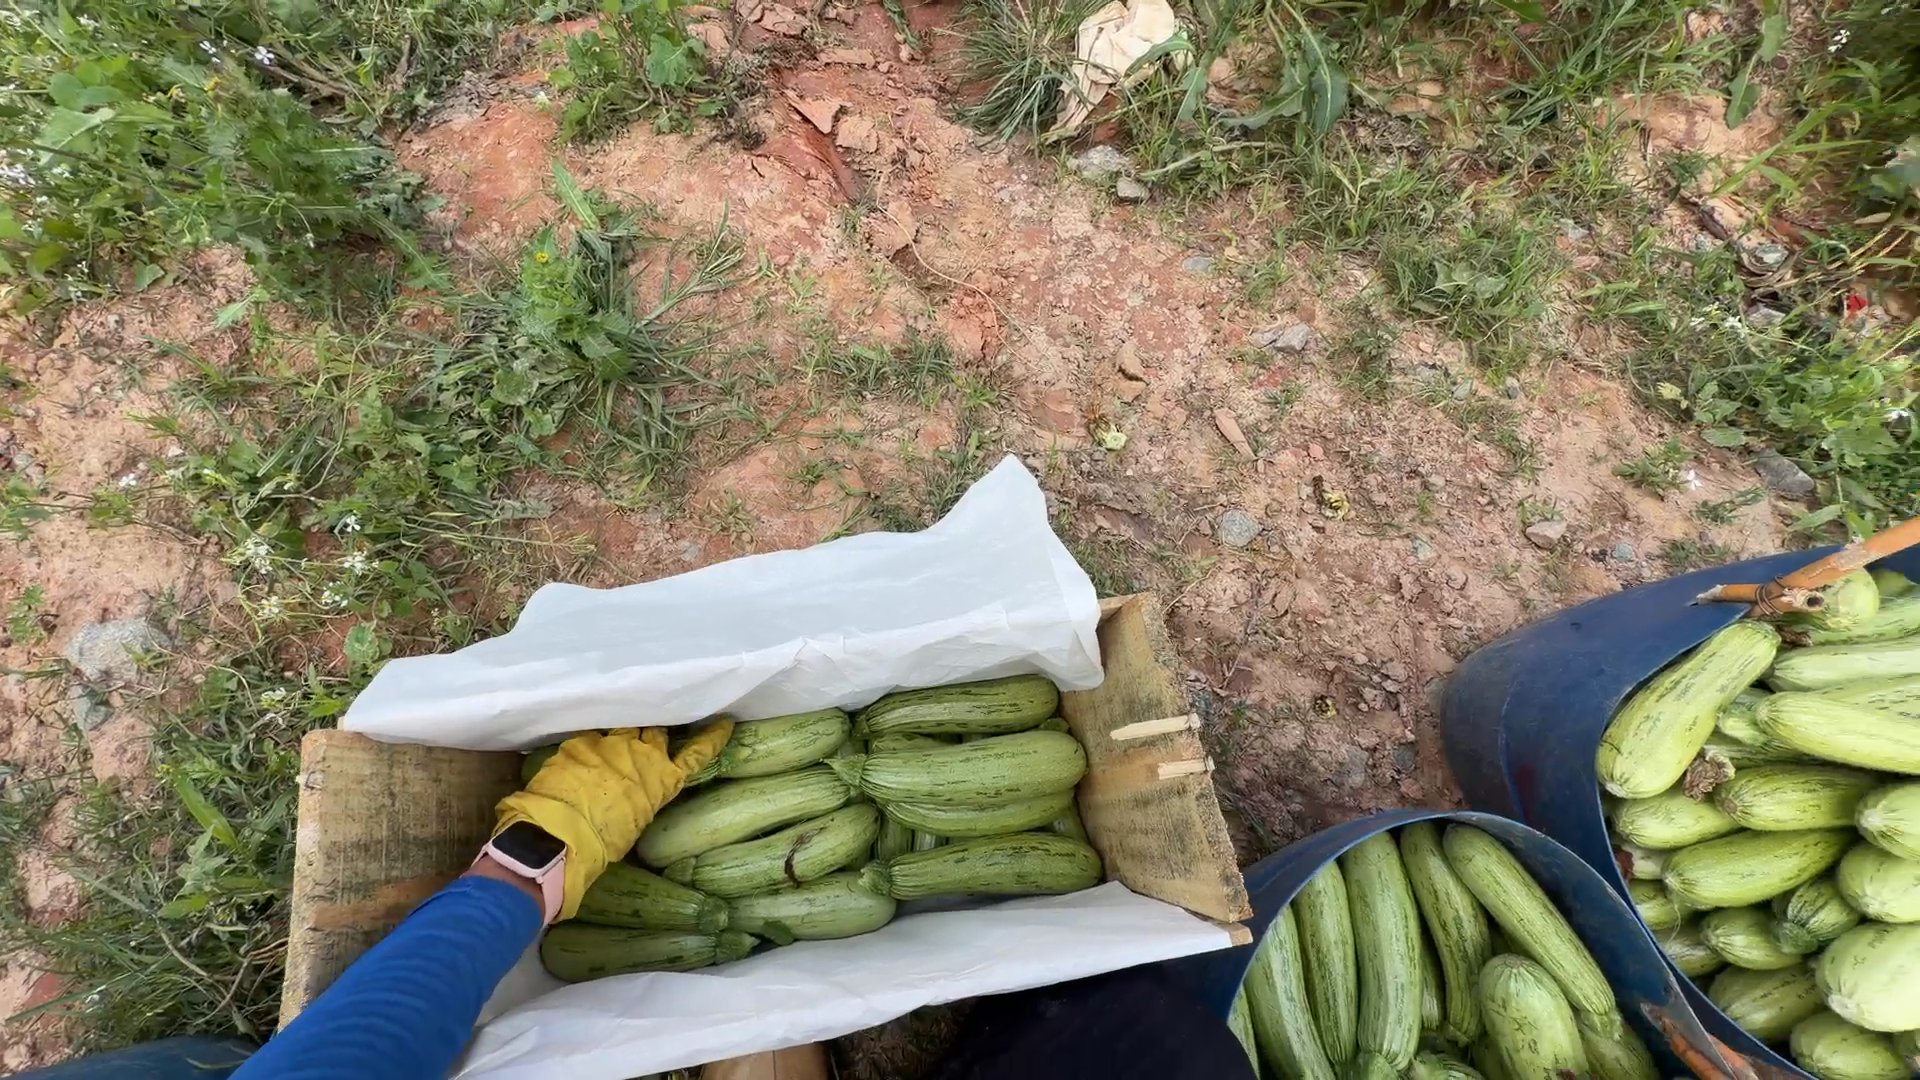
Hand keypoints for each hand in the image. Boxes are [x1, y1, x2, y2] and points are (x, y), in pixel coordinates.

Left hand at [494, 722, 732, 919]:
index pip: (698, 751)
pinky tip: (576, 762)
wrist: (558, 839)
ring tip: (610, 748)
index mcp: (664, 780)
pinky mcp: (581, 743)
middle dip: (652, 736)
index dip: (712, 736)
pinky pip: (590, 738)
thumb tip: (634, 796)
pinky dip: (587, 749)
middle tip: (645, 743)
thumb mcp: (636, 823)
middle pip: (657, 731)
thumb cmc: (602, 846)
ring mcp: (612, 744)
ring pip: (624, 728)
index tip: (724, 722)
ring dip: (621, 737)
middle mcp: (644, 754)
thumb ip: (642, 799)